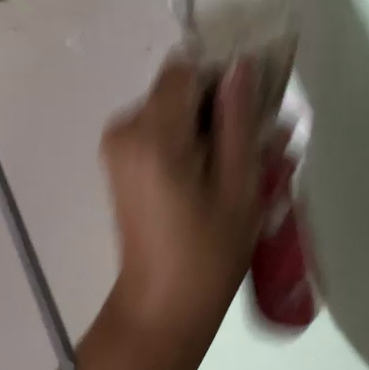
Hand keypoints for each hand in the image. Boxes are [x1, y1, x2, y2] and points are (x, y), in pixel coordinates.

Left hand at [99, 55, 274, 335]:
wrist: (161, 304)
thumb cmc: (208, 252)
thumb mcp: (238, 186)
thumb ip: (238, 120)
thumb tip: (240, 64)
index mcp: (152, 134)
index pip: (184, 69)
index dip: (219, 76)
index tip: (250, 102)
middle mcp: (124, 127)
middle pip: (176, 88)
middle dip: (215, 105)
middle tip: (252, 142)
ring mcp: (116, 141)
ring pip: (169, 107)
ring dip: (203, 124)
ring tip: (233, 166)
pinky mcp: (118, 156)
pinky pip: (157, 127)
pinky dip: (184, 138)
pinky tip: (208, 174)